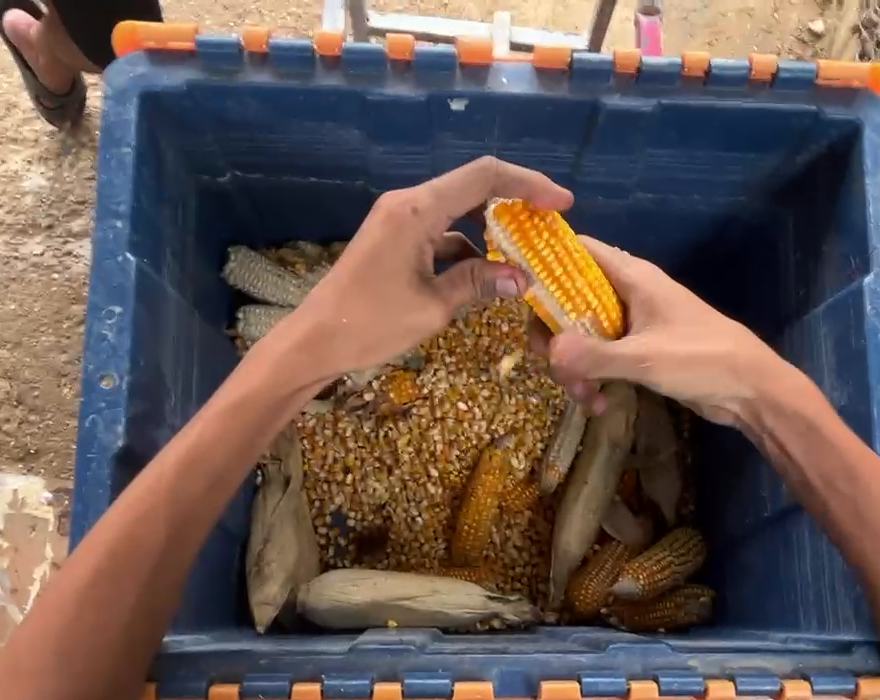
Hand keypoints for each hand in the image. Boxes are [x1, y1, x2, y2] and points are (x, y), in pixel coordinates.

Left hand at [267, 157, 572, 387]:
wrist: (316, 341)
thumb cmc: (372, 324)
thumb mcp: (434, 307)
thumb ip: (479, 285)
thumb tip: (524, 279)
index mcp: (418, 209)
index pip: (484, 177)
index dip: (528, 184)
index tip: (562, 204)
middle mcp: (408, 203)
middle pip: (472, 188)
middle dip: (514, 206)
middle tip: (547, 230)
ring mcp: (398, 221)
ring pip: (457, 212)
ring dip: (491, 232)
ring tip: (523, 258)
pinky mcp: (393, 241)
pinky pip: (439, 234)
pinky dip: (466, 249)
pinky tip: (486, 275)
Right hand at [543, 237, 792, 427]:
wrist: (750, 391)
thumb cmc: (704, 360)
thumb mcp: (646, 358)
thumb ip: (595, 355)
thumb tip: (549, 352)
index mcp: (632, 277)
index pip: (577, 253)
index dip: (544, 264)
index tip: (518, 292)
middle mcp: (627, 295)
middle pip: (569, 302)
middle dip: (557, 339)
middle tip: (556, 370)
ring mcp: (631, 325)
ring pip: (582, 337)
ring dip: (575, 369)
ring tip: (588, 398)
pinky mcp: (637, 352)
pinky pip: (599, 359)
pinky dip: (593, 380)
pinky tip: (600, 404)